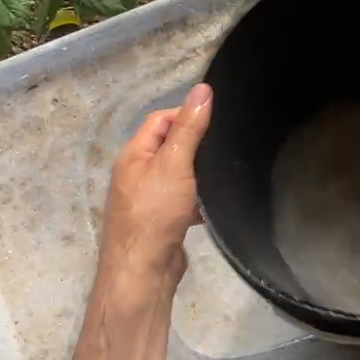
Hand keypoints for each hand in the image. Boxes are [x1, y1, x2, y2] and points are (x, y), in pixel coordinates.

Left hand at [94, 83, 213, 301]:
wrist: (142, 270)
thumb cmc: (155, 211)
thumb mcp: (175, 163)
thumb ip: (189, 127)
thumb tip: (203, 89)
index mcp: (133, 154)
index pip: (160, 120)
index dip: (186, 114)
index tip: (217, 119)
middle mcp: (135, 173)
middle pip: (168, 146)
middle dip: (195, 143)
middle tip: (226, 142)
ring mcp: (146, 199)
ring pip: (177, 175)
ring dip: (198, 173)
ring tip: (225, 169)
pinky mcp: (160, 221)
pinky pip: (181, 200)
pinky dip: (197, 199)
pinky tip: (214, 204)